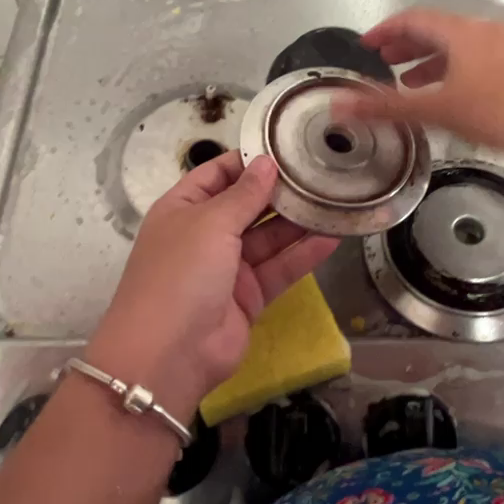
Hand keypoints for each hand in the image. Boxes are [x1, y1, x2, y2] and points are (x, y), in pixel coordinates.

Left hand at [86, 154, 339, 423]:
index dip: (250, 161)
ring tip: (335, 200)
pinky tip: (332, 237)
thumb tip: (266, 162)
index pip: (219, 174)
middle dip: (281, 191)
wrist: (167, 356)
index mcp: (183, 208)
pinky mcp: (248, 297)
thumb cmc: (180, 274)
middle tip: (323, 172)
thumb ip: (244, 194)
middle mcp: (205, 234)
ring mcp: (227, 268)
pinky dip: (303, 255)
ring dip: (299, 222)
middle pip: (248, 205)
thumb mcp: (210, 224)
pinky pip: (279, 269)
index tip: (289, 148)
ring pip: (269, 237)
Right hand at [336, 8, 503, 163]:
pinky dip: (454, 71)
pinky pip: (477, 59)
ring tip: (410, 84)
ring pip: (458, 46)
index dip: (384, 30)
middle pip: (436, 29)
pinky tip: (453, 98)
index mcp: (461, 32)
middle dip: (406, 45)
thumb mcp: (438, 110)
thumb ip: (386, 107)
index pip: (412, 19)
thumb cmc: (502, 112)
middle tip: (382, 63)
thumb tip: (338, 105)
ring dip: (430, 61)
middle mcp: (484, 30)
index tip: (364, 45)